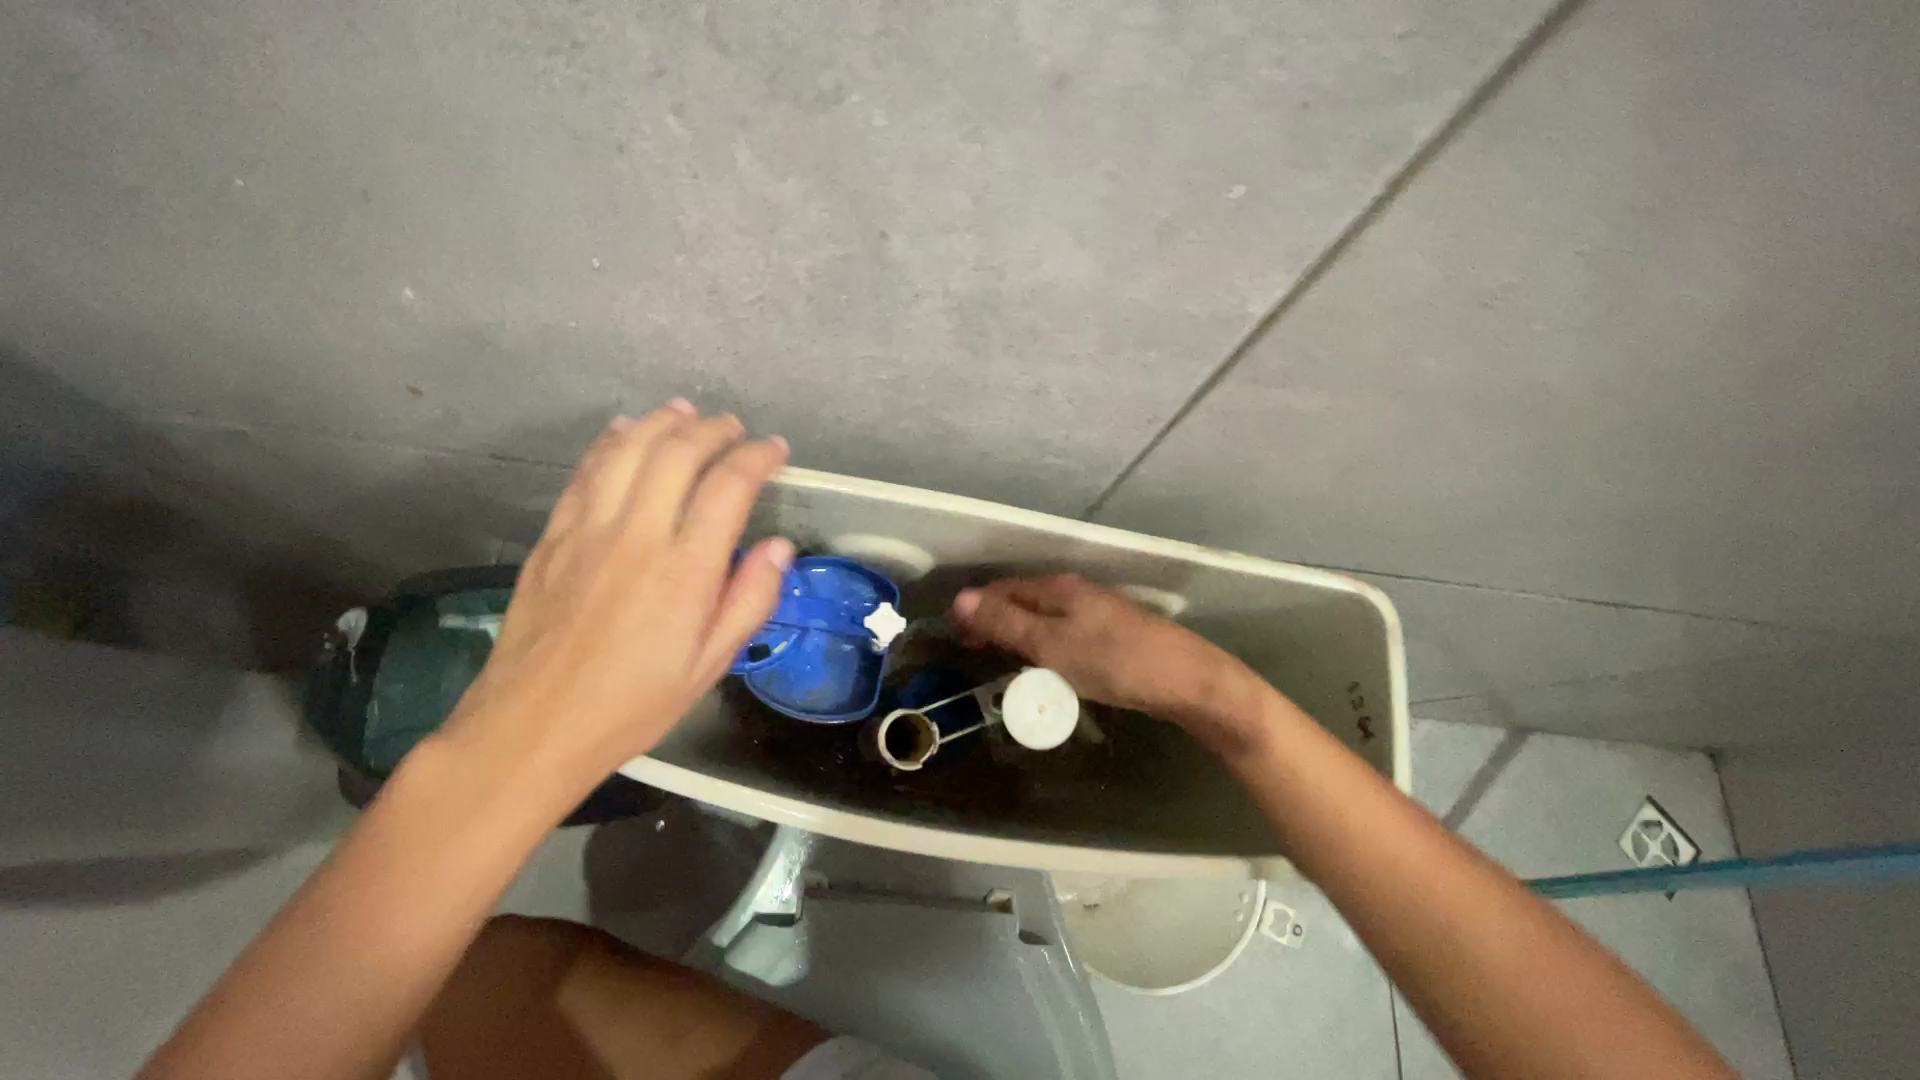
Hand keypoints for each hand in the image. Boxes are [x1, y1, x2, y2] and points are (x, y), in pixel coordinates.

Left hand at [440, 399, 791, 788]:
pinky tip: (624, 433)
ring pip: (627, 450)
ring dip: (661, 422)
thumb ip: (749, 601)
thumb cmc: (632, 705)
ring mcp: (587, 530)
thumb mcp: (709, 666)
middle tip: (734, 428)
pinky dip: (611, 442)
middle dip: (713, 430)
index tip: (775, 450)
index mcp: (684, 570)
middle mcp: (636, 534)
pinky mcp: (553, 537)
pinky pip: (585, 472)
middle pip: (678, 453)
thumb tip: (778, 547)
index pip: (729, 487)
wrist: (533, 726)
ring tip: (685, 413)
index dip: (757, 457)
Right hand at [948, 574, 1273, 753]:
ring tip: (1000, 657)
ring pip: (1044, 616)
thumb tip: (960, 598)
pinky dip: (1043, 643)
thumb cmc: (1112, 661)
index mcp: (1057, 589)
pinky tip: (1045, 663)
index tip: (953, 634)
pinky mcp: (1112, 635)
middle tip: (971, 648)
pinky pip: (1063, 632)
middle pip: (1023, 599)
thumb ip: (1006, 623)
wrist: (1186, 680)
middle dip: (994, 619)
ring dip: (1018, 631)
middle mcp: (1076, 592)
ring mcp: (1097, 613)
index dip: (975, 608)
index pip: (1002, 589)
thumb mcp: (1050, 645)